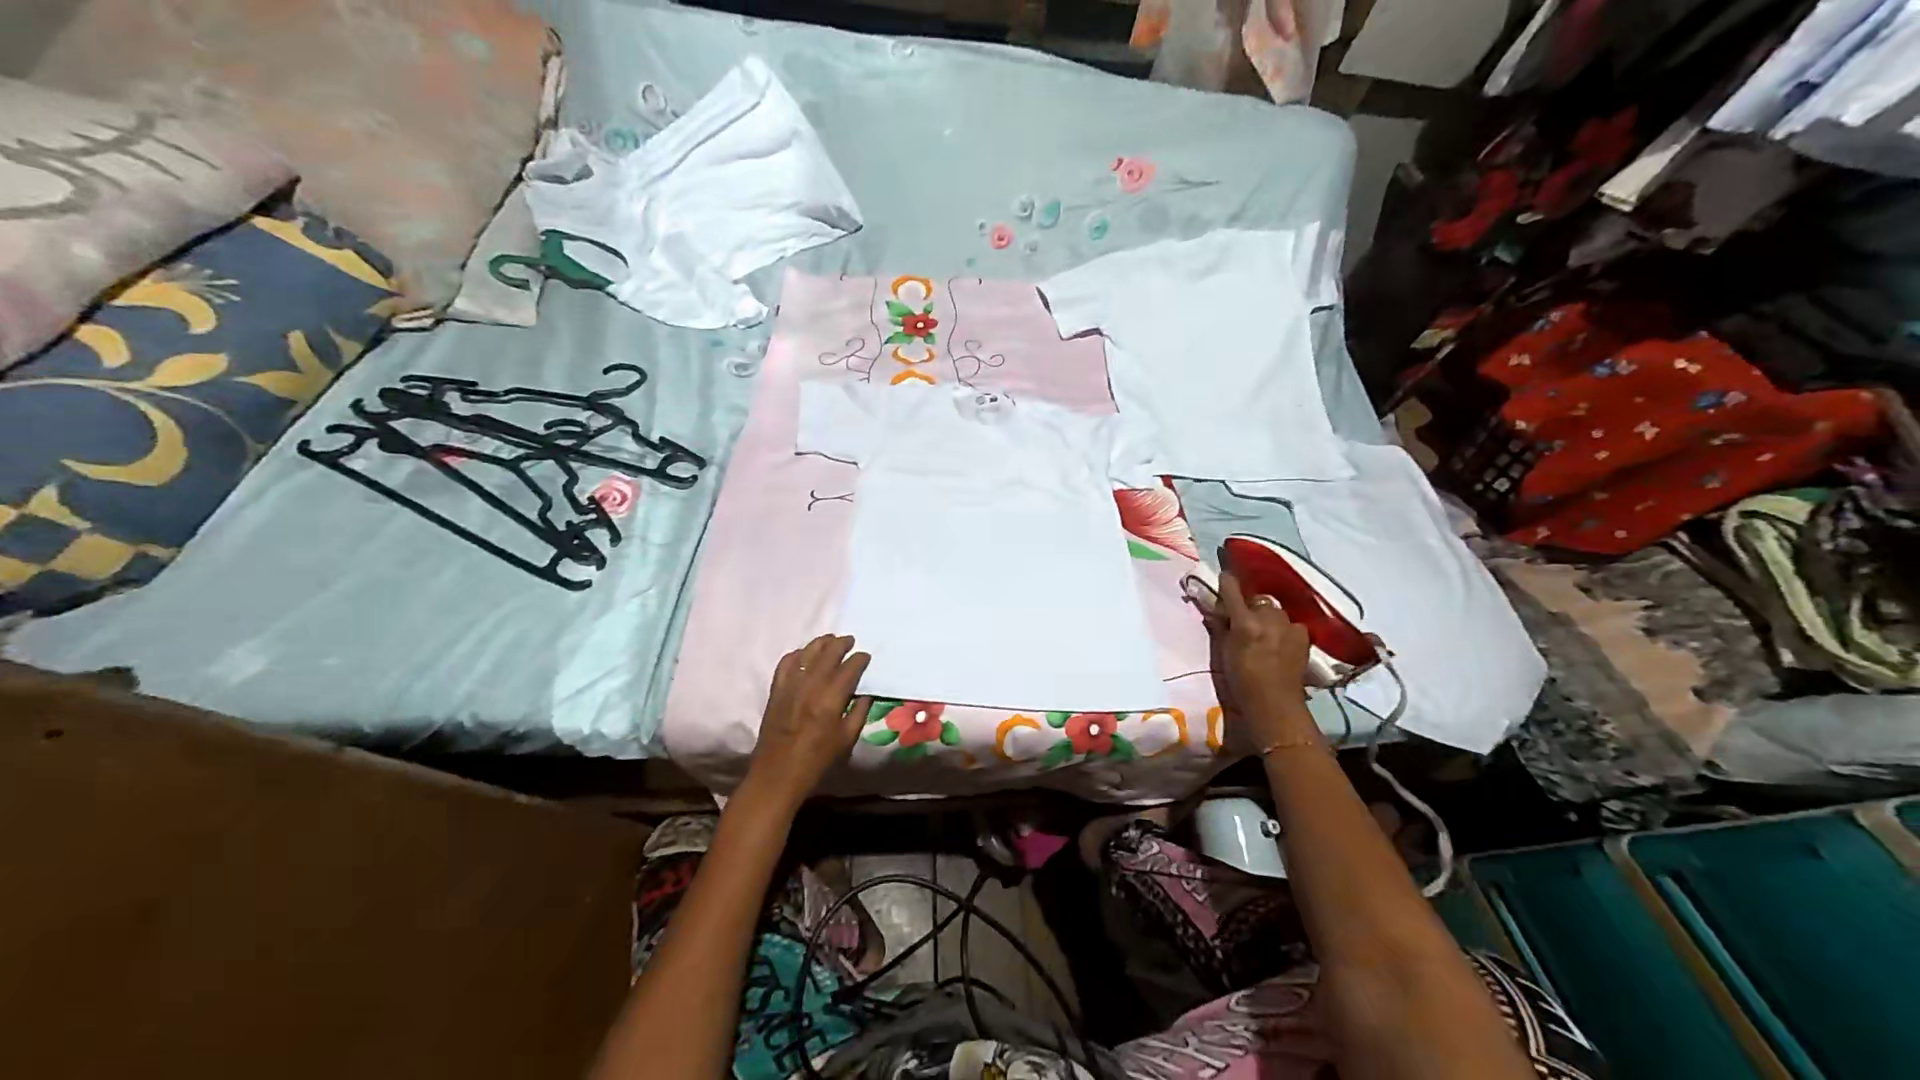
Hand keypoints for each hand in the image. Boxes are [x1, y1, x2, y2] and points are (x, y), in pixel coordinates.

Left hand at [742, 634, 872, 808]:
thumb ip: (859, 712)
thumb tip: (866, 694)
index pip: (849, 668)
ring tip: (830, 640)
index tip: (865, 656)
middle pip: (828, 654)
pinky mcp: (776, 690)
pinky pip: (786, 664)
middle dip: (841, 644)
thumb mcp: (846, 739)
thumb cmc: (817, 760)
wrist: (779, 772)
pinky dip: (796, 654)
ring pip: (807, 653)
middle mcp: (811, 685)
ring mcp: (791, 685)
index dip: (859, 659)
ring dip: (820, 643)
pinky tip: (804, 653)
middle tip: (850, 640)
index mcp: (831, 698)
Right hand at [1204, 571, 1312, 747]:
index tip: (1225, 576)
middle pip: (1257, 600)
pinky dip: (1282, 629)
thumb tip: (1215, 611)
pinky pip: (1289, 624)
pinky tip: (1279, 643)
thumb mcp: (1223, 653)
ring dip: (1268, 618)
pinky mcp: (1303, 635)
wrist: (1275, 705)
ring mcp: (1289, 625)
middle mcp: (1269, 618)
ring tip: (1264, 635)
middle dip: (1250, 607)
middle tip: (1244, 621)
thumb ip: (1221, 627)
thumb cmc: (1241, 682)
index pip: (1233, 590)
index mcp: (1245, 622)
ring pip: (1274, 611)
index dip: (1227, 582)